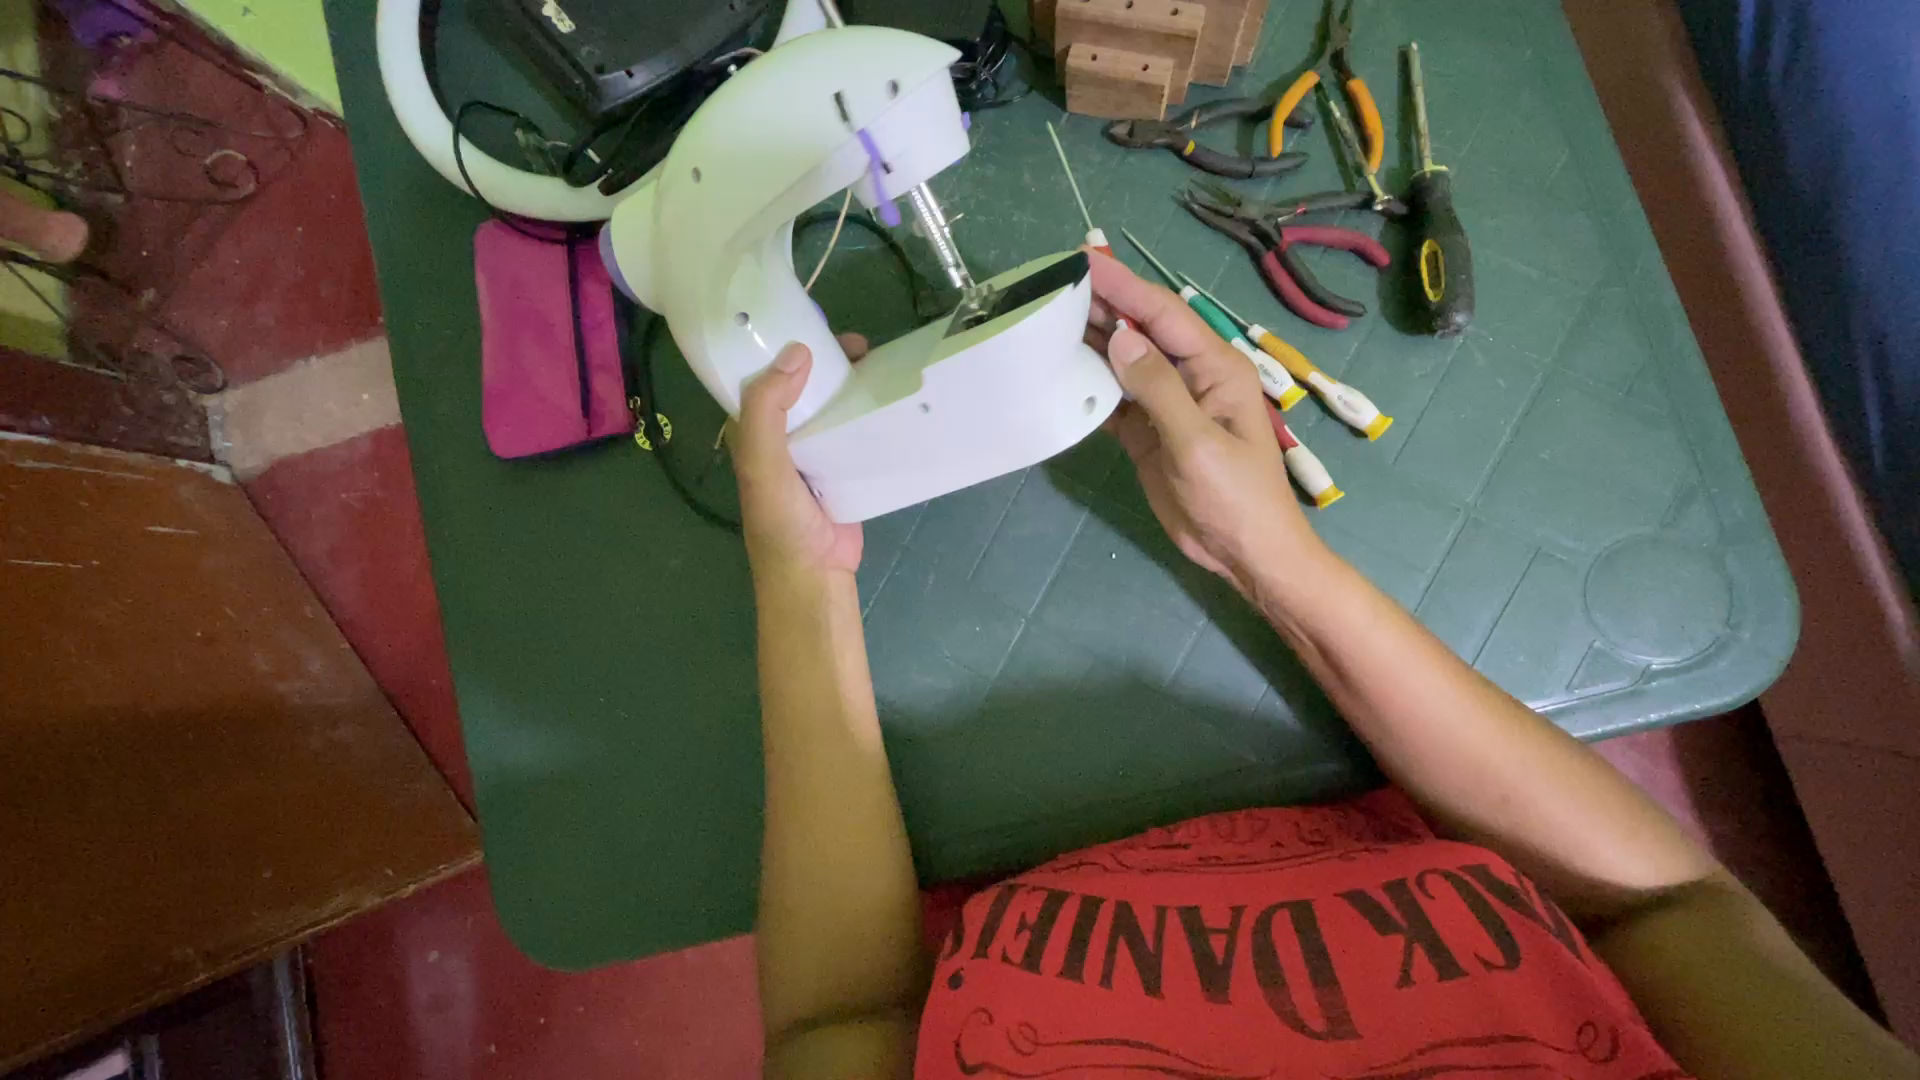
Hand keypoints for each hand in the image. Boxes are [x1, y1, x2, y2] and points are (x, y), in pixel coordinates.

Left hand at [730, 336, 868, 579]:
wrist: (816, 574)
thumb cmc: (782, 521)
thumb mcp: (763, 463)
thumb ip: (767, 411)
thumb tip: (797, 353)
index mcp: (754, 430)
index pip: (763, 376)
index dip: (782, 345)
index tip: (813, 323)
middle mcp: (783, 436)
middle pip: (804, 386)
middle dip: (827, 359)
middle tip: (859, 345)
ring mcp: (815, 453)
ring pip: (832, 405)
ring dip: (852, 382)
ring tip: (879, 363)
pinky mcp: (843, 468)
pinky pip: (855, 431)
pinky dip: (869, 412)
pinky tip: (891, 399)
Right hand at [1084, 250, 1319, 595]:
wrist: (1242, 551)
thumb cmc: (1236, 496)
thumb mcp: (1198, 441)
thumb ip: (1159, 388)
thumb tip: (1119, 336)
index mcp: (1213, 366)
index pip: (1163, 313)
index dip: (1123, 285)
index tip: (1083, 260)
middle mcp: (1188, 376)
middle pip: (1140, 331)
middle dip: (1102, 305)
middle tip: (1053, 284)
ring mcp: (1166, 406)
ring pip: (1123, 363)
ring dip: (1090, 343)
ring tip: (1048, 318)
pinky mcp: (1147, 434)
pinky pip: (1114, 400)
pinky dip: (1090, 387)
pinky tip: (1061, 373)